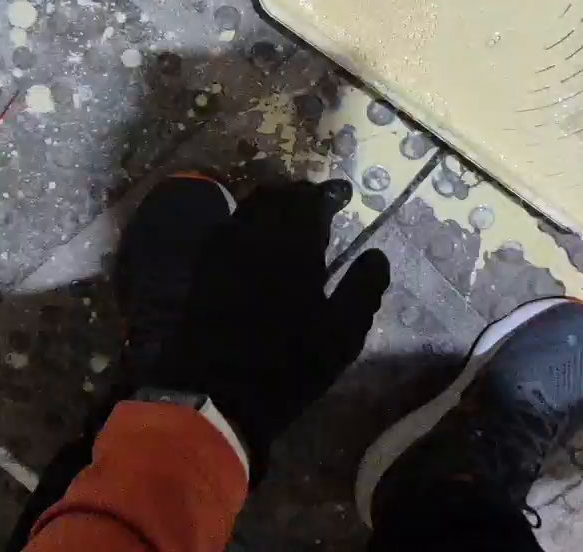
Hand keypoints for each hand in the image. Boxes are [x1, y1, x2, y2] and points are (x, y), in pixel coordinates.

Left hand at [151, 179, 389, 476]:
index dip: (330, 192)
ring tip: (290, 211)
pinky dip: (249, 217)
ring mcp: (225, 246)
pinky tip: (256, 232)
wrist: (217, 391)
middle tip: (319, 200)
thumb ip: (363, 288)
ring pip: (252, 204)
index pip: (313, 201)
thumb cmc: (288, 364)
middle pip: (280, 196)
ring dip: (274, 200)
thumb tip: (377, 255)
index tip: (344, 193)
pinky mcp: (205, 263)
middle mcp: (258, 235)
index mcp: (294, 247)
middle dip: (302, 192)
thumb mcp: (342, 335)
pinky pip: (230, 223)